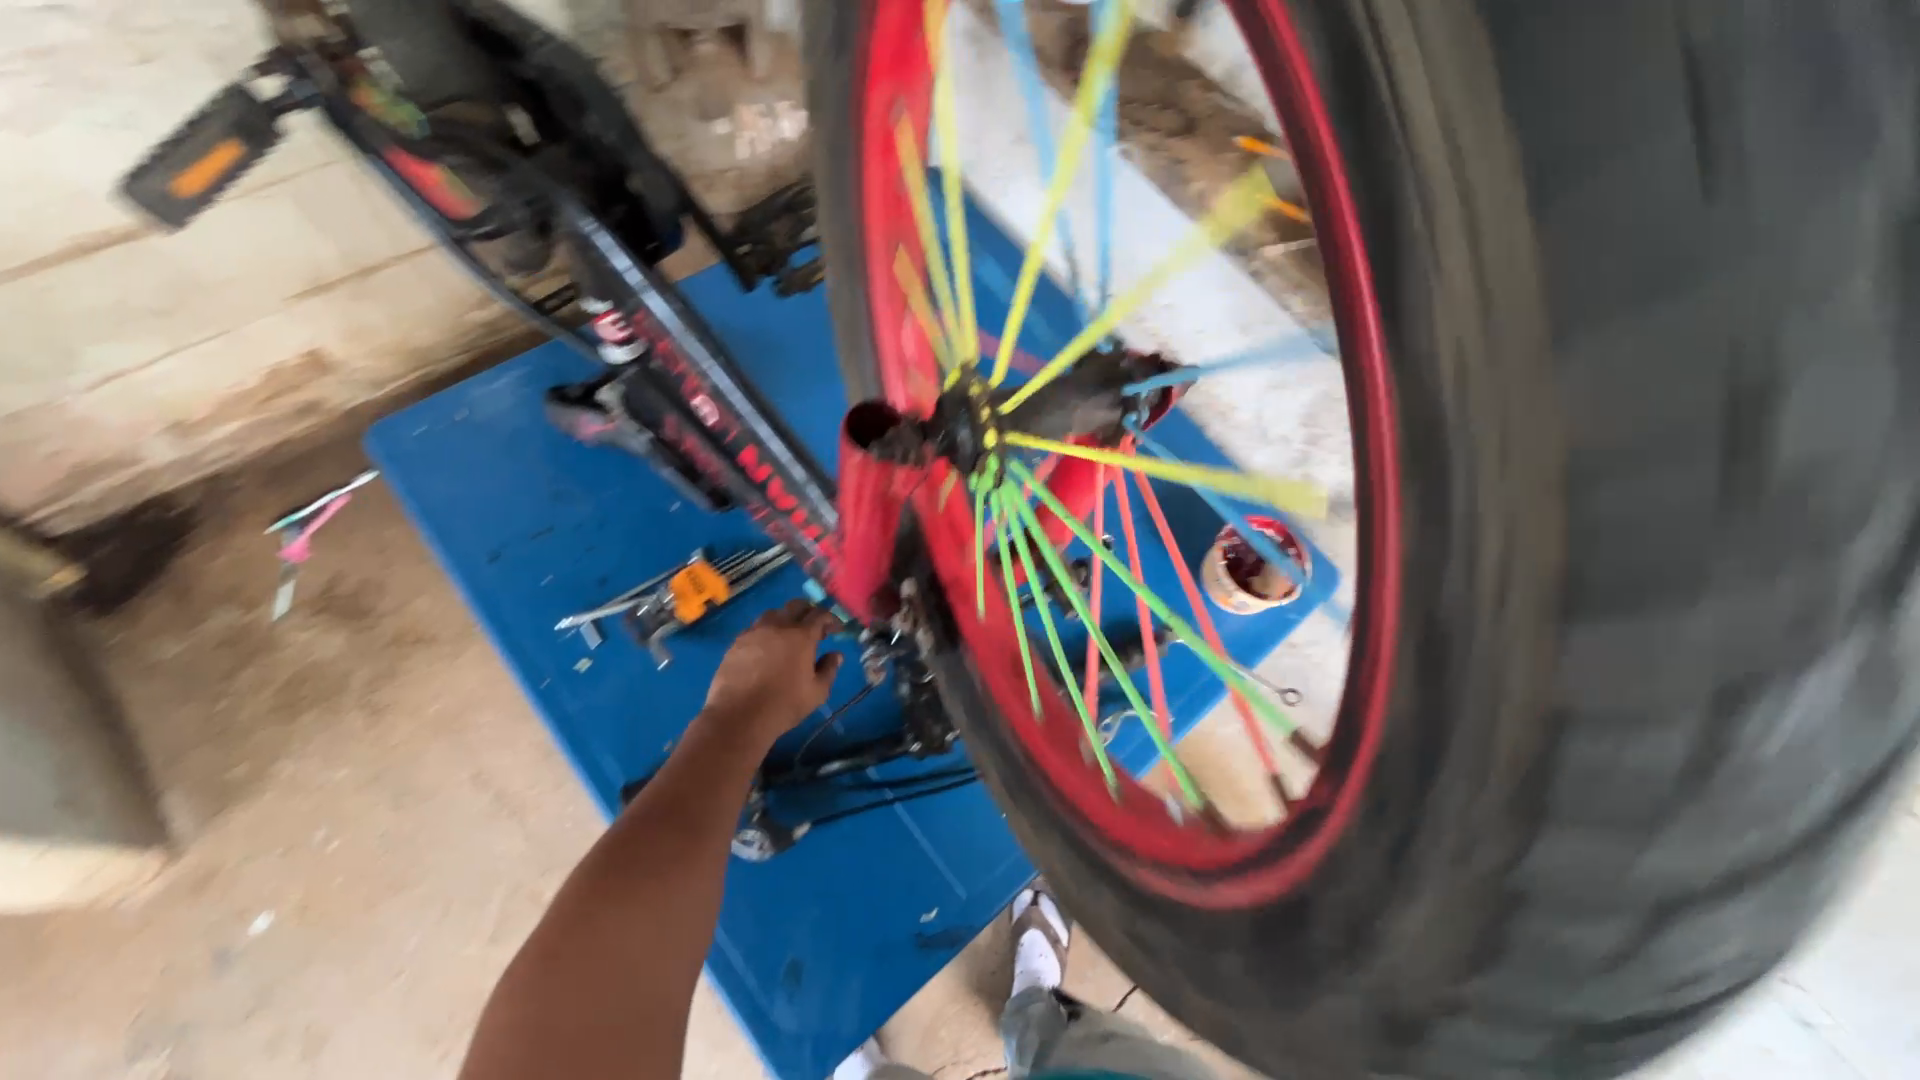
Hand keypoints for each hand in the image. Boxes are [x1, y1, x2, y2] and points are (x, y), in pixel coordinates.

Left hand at [701, 599, 844, 742]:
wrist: (739, 715)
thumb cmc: (783, 705)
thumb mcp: (817, 692)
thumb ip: (829, 670)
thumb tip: (835, 654)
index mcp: (802, 636)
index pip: (820, 614)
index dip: (831, 618)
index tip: (836, 629)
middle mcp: (778, 626)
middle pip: (796, 605)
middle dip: (809, 611)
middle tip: (814, 627)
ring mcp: (755, 631)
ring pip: (773, 613)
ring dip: (785, 619)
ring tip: (788, 635)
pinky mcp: (737, 642)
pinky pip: (755, 627)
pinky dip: (766, 631)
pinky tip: (766, 647)